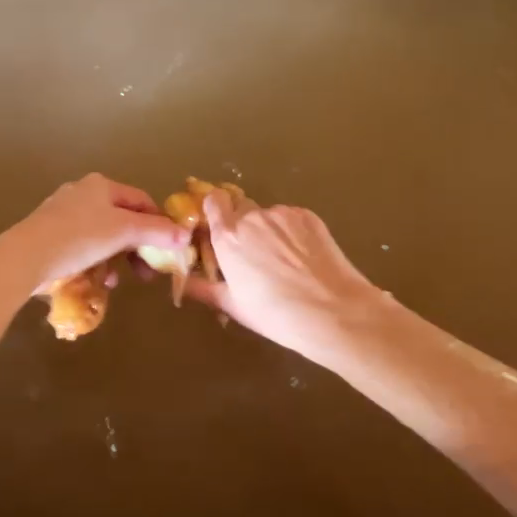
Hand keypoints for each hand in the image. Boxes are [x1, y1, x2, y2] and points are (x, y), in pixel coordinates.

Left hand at [0, 173, 192, 298]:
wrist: (25, 256)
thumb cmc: (79, 237)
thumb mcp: (123, 232)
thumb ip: (156, 232)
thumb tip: (185, 234)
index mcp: (102, 185)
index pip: (141, 201)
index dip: (159, 224)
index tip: (168, 249)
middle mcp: (82, 192)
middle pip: (122, 219)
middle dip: (137, 247)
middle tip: (147, 273)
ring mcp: (63, 212)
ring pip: (103, 235)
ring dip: (116, 258)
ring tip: (117, 281)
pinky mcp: (49, 233)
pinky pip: (82, 245)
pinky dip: (94, 260)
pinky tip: (96, 280)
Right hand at [191, 189, 389, 361]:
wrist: (334, 312)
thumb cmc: (276, 315)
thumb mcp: (233, 305)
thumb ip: (203, 288)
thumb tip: (182, 281)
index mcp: (228, 236)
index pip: (213, 201)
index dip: (213, 210)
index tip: (216, 227)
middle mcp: (252, 217)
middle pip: (239, 206)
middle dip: (239, 222)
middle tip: (250, 250)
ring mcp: (282, 214)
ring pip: (266, 215)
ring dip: (266, 229)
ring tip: (282, 260)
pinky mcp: (308, 216)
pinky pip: (290, 218)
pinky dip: (290, 232)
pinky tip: (301, 257)